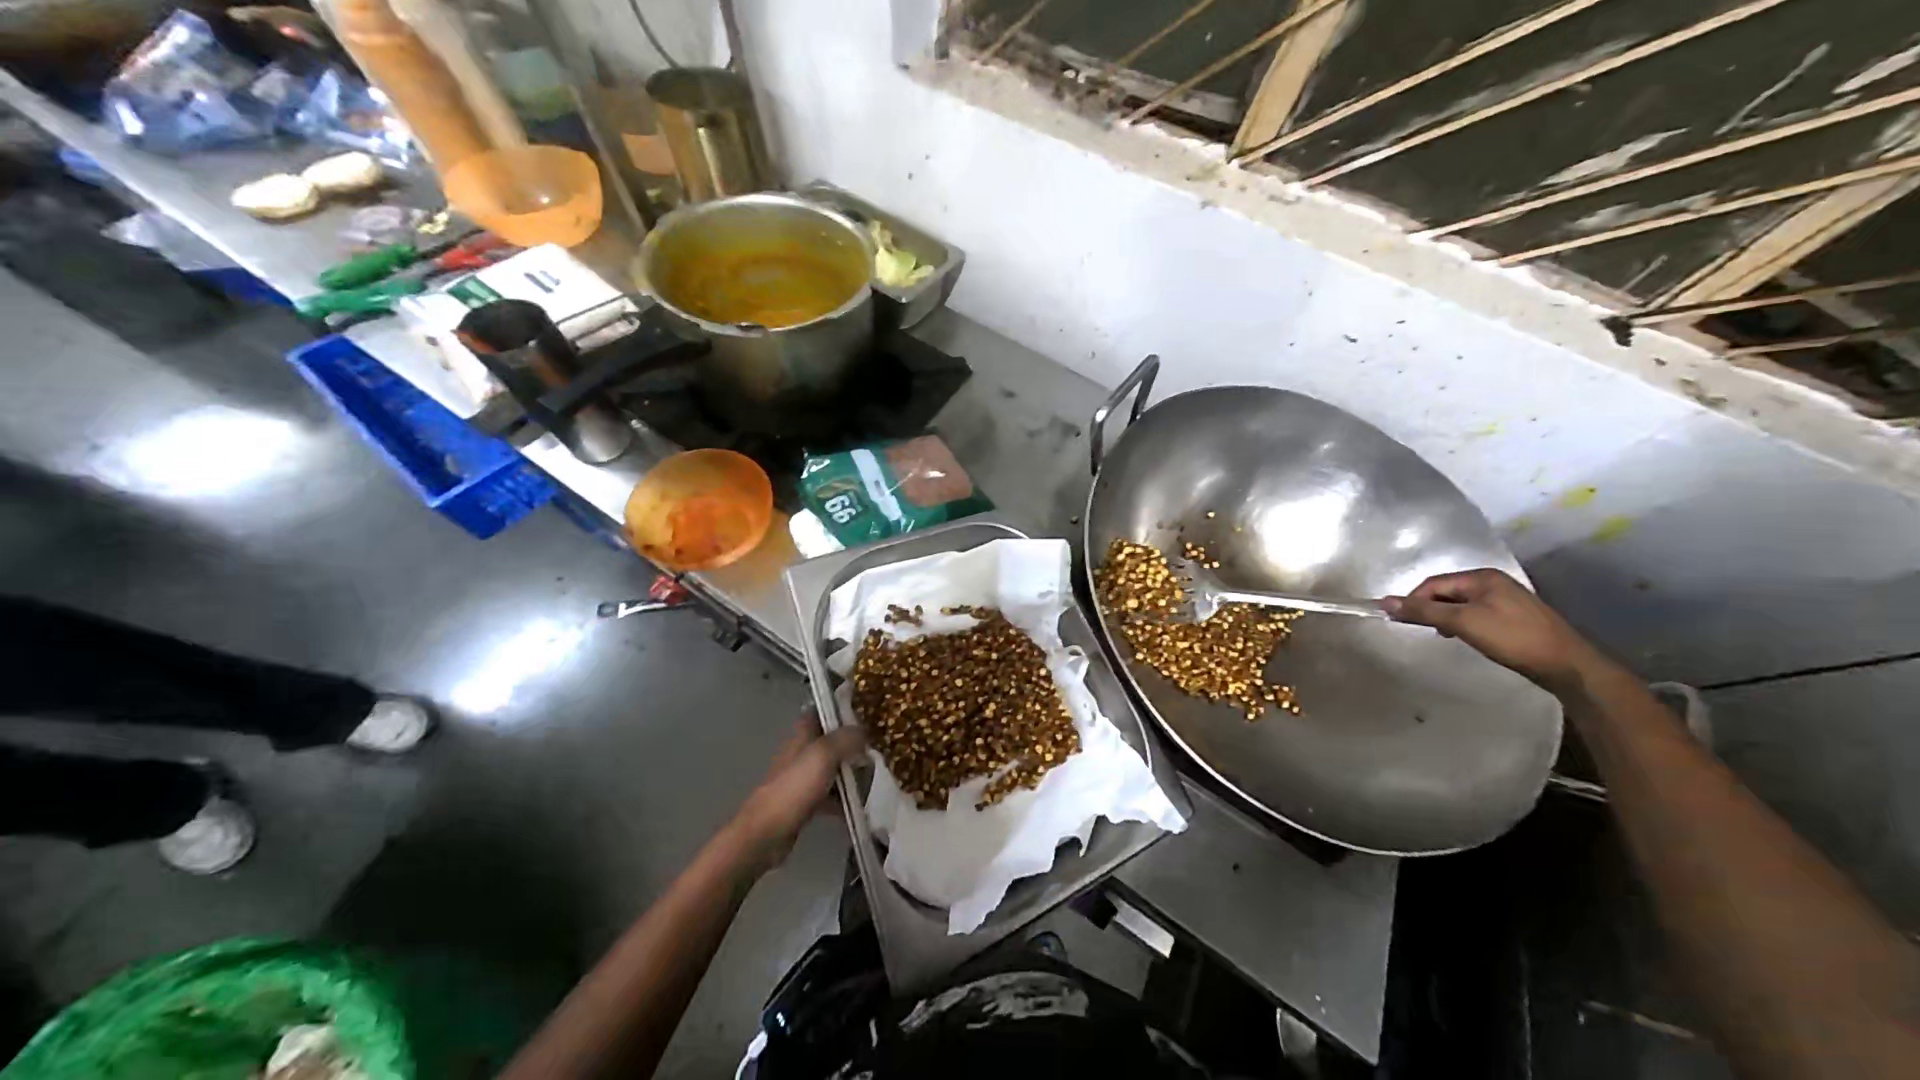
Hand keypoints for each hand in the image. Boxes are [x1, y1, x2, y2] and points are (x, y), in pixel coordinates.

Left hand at [727, 710, 865, 873]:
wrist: (767, 833)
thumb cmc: (794, 788)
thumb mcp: (823, 755)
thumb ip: (845, 739)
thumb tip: (865, 730)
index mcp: (802, 736)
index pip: (820, 712)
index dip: (839, 709)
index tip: (864, 711)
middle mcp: (801, 754)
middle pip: (830, 741)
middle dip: (852, 743)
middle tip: (877, 747)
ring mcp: (802, 779)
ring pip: (832, 769)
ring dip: (850, 771)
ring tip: (874, 775)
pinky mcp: (805, 803)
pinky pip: (830, 795)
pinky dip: (844, 798)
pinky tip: (860, 805)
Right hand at [1382, 569, 1601, 691]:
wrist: (1566, 664)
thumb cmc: (1512, 638)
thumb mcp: (1462, 622)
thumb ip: (1423, 610)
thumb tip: (1385, 602)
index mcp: (1482, 576)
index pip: (1433, 583)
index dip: (1414, 600)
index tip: (1403, 622)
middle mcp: (1493, 581)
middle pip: (1447, 591)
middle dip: (1431, 608)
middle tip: (1426, 631)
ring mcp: (1506, 598)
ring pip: (1461, 603)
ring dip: (1446, 617)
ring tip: (1445, 635)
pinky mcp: (1513, 615)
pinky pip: (1476, 612)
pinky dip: (1463, 622)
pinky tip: (1467, 637)